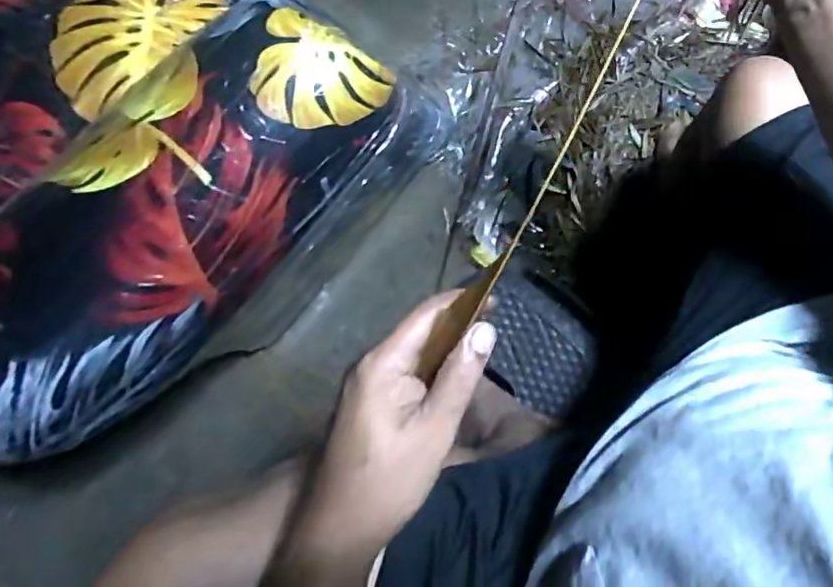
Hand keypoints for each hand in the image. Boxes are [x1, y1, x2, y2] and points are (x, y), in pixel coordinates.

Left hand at [266, 291, 495, 583]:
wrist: (335, 536)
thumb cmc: (388, 482)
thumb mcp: (434, 429)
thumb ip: (460, 376)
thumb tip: (486, 327)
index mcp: (382, 364)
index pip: (427, 314)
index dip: (463, 300)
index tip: (497, 296)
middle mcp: (370, 364)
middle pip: (421, 327)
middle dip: (459, 320)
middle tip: (497, 321)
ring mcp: (367, 381)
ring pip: (416, 348)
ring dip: (449, 343)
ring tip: (484, 342)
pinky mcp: (370, 398)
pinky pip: (409, 367)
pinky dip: (436, 363)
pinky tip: (456, 371)